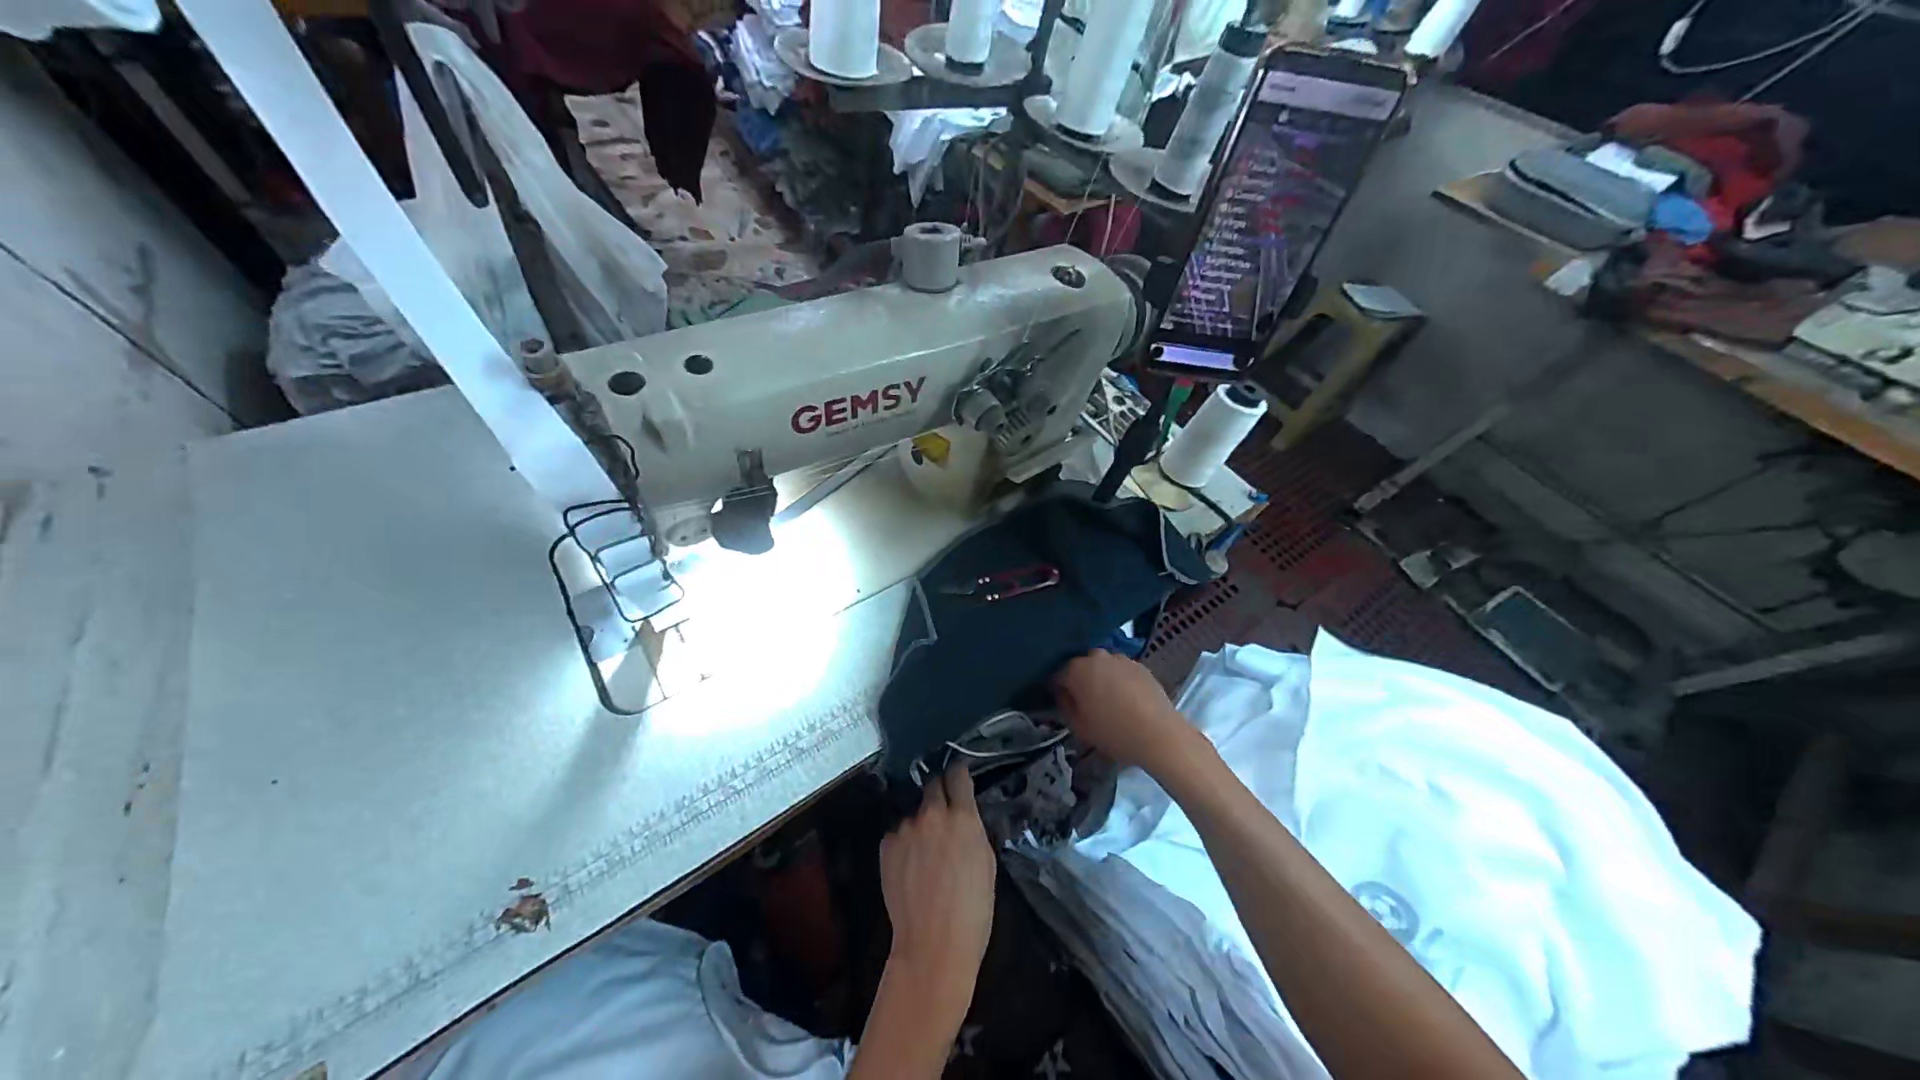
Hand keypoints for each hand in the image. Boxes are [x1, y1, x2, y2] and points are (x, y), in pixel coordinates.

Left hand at [879, 765, 994, 1006]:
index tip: (959, 776)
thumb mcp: (987, 863)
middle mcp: (932, 814)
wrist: (933, 944)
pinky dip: (904, 842)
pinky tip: (911, 865)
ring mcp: (905, 828)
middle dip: (939, 792)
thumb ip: (974, 830)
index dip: (959, 773)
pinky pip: (898, 833)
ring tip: (926, 850)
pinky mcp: (886, 845)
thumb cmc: (974, 910)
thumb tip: (967, 817)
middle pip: (932, 785)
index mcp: (963, 817)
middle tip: (944, 812)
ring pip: (914, 813)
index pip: (958, 775)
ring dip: (921, 822)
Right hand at [1052, 649, 1199, 770]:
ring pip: (1102, 667)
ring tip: (1108, 701)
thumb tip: (1063, 695)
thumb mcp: (1079, 727)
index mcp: (1076, 669)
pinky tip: (1126, 699)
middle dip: (1079, 681)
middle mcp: (1097, 656)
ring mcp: (1121, 659)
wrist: (1160, 735)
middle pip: (1081, 666)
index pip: (1057, 675)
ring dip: (1100, 678)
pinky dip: (1119, 680)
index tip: (1062, 703)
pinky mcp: (1140, 666)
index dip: (1057, 690)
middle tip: (1085, 702)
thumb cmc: (1113, 732)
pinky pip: (1121, 671)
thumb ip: (1065, 706)